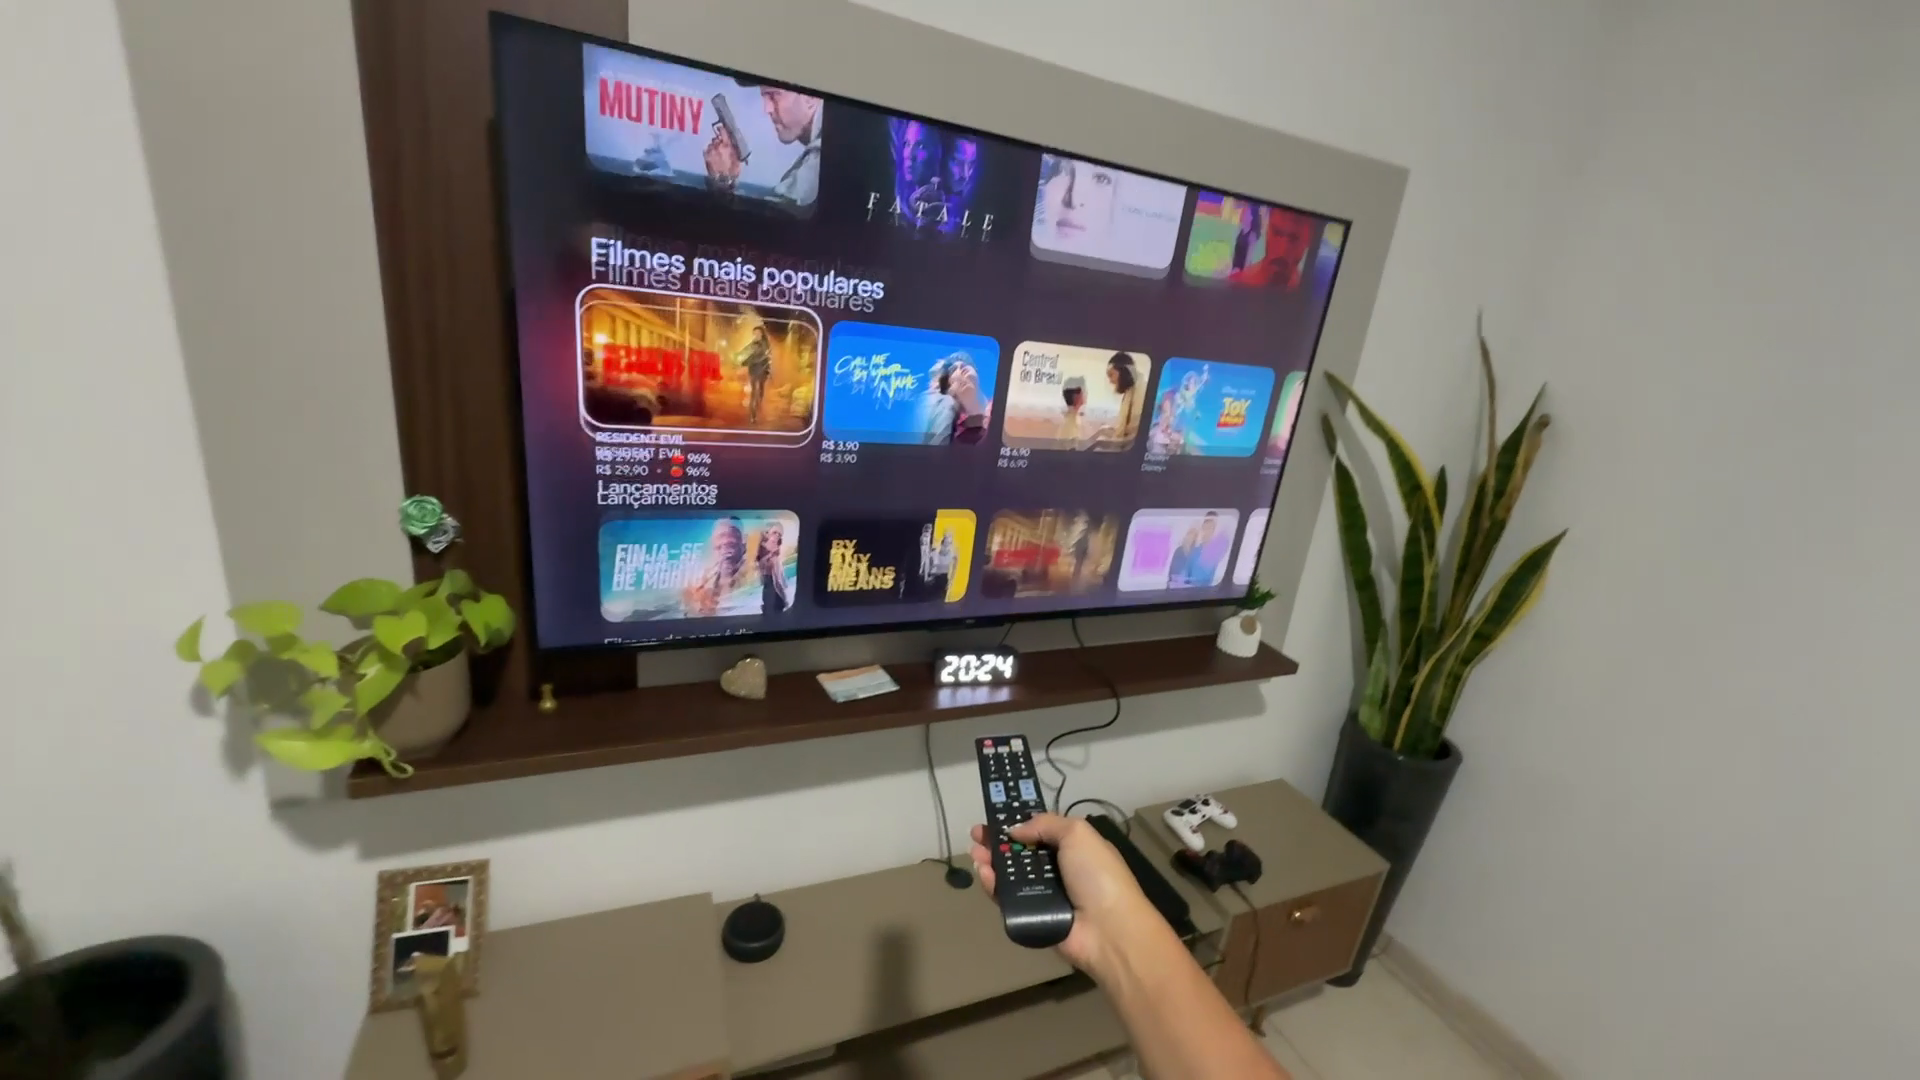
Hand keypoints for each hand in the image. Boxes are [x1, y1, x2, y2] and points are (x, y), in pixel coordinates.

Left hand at [704, 125, 741, 187]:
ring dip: (714, 146)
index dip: (723, 129)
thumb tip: (733, 141)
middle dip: (719, 140)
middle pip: (716, 137)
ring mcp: (710, 149)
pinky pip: (707, 149)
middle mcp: (717, 145)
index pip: (723, 131)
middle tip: (722, 146)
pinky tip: (713, 157)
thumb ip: (735, 149)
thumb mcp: (738, 160)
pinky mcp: (705, 155)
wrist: (722, 182)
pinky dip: (710, 151)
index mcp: (727, 146)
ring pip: (712, 143)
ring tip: (717, 154)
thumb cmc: (732, 172)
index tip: (723, 129)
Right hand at [970, 813, 1159, 977]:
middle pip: (1022, 852)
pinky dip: (994, 885)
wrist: (1108, 931)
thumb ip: (1045, 824)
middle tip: (976, 834)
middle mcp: (1058, 869)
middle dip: (998, 841)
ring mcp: (1045, 894)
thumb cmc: (1097, 875)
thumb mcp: (1077, 834)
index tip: (996, 817)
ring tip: (975, 851)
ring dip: (992, 861)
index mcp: (1073, 847)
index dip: (1018, 823)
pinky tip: (984, 873)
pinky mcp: (1033, 916)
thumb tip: (1015, 829)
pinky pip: (1009, 898)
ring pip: (1012, 874)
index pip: (1040, 830)